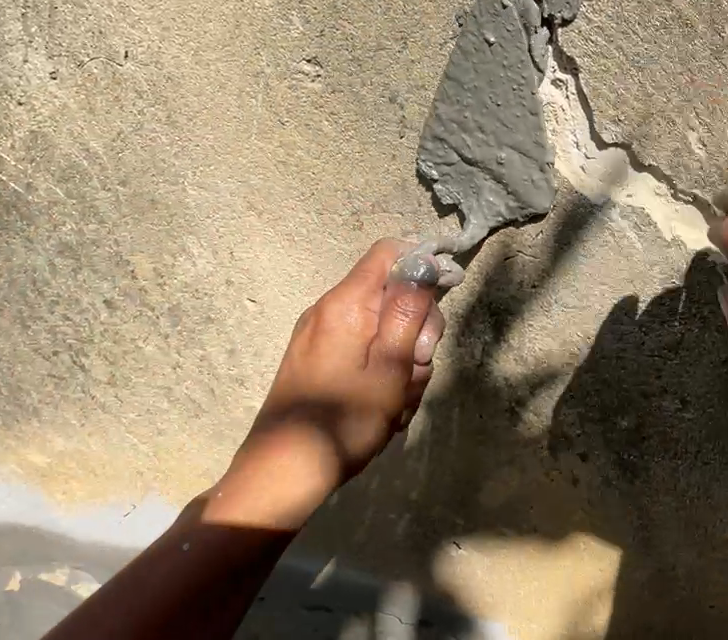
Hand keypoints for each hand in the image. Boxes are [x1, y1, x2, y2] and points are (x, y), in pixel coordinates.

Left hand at [205, 239, 446, 529]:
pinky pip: (364, 348)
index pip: (391, 252)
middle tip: (417, 365)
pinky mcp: (318, 359)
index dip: (424, 264)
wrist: (281, 475)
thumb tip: (425, 262)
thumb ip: (409, 311)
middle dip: (417, 326)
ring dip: (403, 356)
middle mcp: (330, 310)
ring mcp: (321, 336)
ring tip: (400, 396)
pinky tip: (385, 403)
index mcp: (346, 304)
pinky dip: (383, 369)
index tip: (446, 293)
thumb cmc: (343, 420)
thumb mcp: (391, 366)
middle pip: (392, 293)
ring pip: (383, 326)